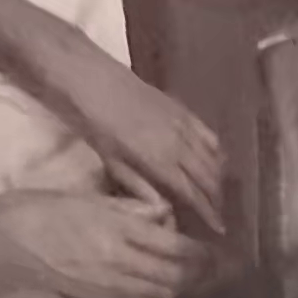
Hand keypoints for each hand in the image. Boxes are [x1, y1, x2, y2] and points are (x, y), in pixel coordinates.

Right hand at [0, 191, 206, 297]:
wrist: (1, 246)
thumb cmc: (38, 211)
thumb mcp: (84, 199)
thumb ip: (128, 210)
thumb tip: (163, 215)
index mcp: (116, 229)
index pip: (174, 245)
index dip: (198, 250)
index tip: (208, 248)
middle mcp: (121, 260)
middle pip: (177, 274)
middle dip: (196, 272)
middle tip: (206, 266)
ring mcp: (114, 284)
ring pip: (165, 292)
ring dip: (180, 285)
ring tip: (186, 275)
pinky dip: (158, 294)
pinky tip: (158, 285)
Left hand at [45, 50, 225, 232]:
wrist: (77, 68)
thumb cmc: (85, 116)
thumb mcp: (107, 156)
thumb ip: (136, 183)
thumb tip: (163, 209)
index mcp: (160, 160)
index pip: (194, 195)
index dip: (209, 214)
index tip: (220, 229)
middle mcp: (178, 145)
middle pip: (209, 179)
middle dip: (217, 199)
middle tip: (220, 213)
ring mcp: (181, 125)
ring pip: (213, 159)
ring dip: (218, 178)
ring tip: (219, 192)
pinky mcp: (178, 108)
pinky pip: (207, 134)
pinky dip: (216, 150)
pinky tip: (216, 158)